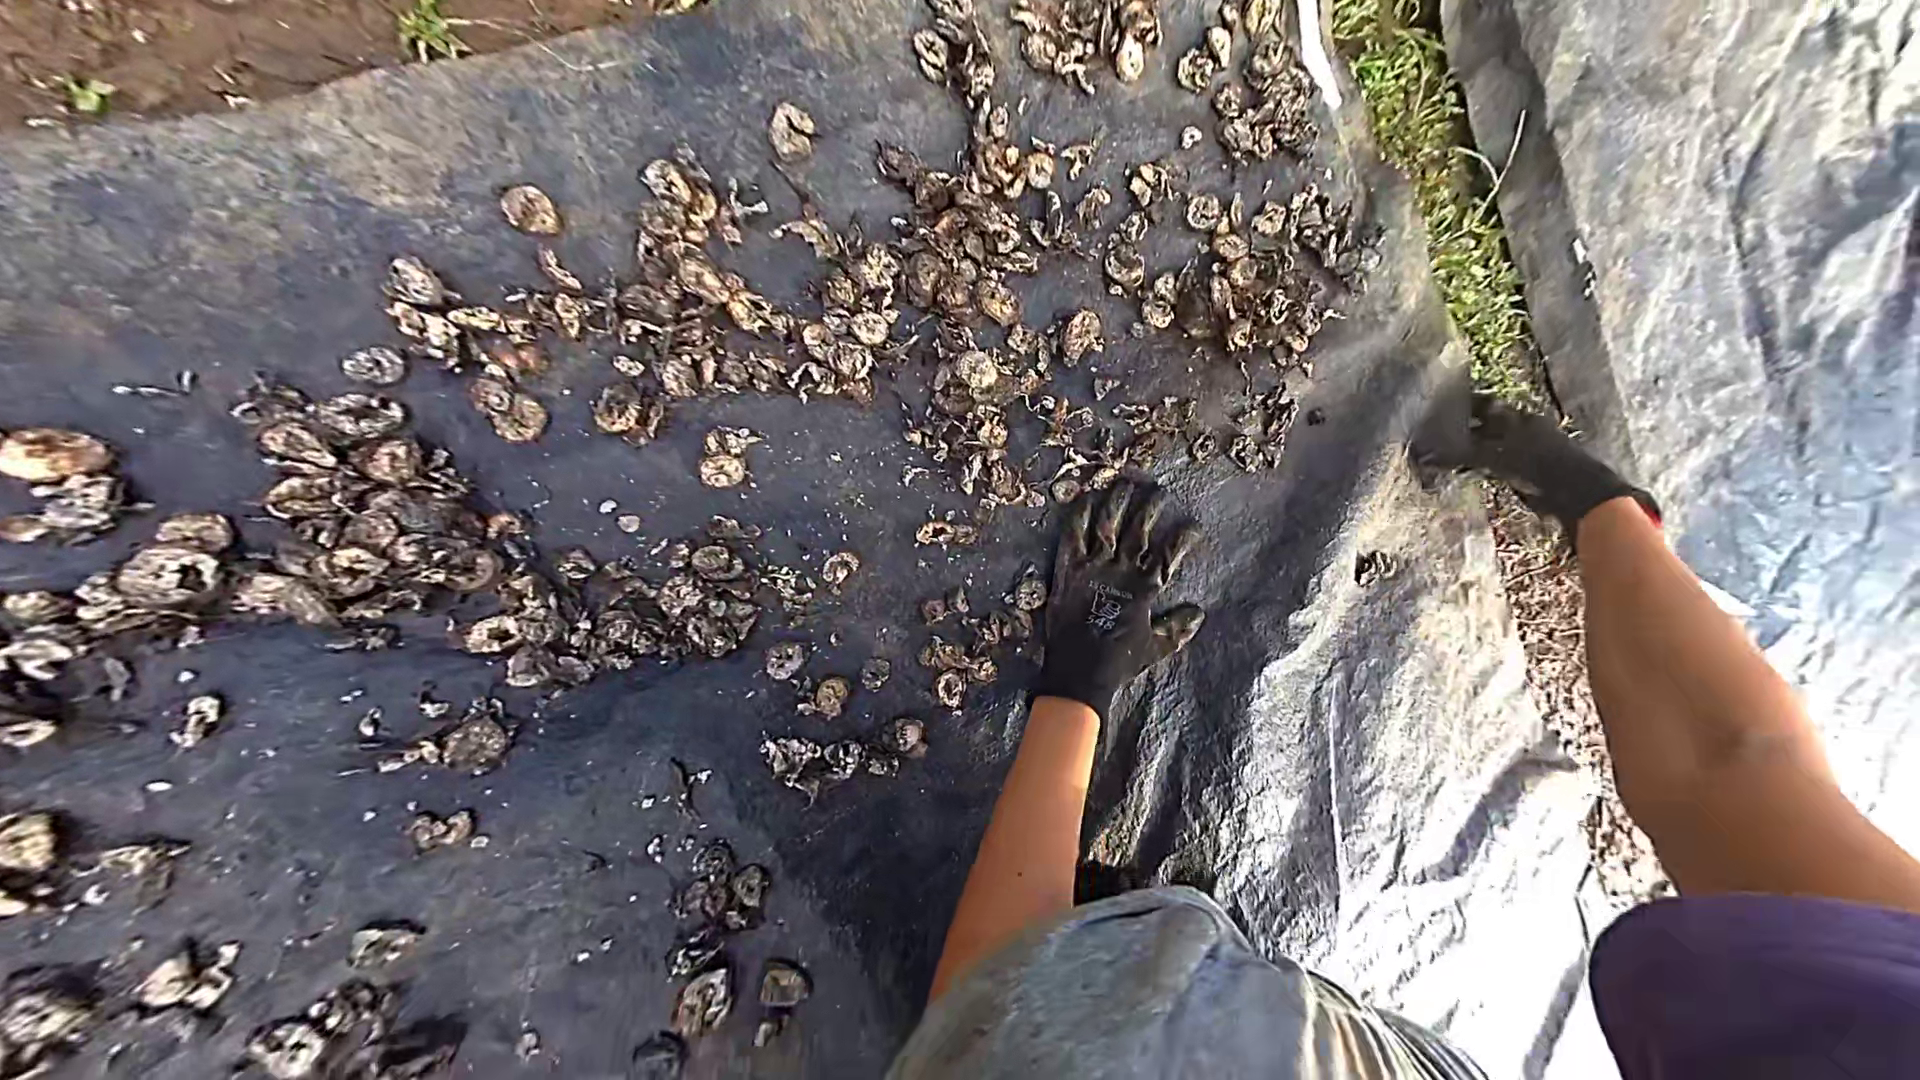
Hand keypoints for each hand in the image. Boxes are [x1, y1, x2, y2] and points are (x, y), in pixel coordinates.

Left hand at [1033, 480, 1204, 718]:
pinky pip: (1073, 534)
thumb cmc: (1119, 661)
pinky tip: (1086, 498)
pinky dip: (1080, 514)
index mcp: (1145, 587)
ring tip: (1125, 483)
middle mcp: (1121, 569)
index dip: (1182, 537)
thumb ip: (1177, 628)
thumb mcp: (1156, 647)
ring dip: (1118, 501)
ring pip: (1108, 523)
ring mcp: (1093, 566)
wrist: (1079, 670)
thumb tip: (1198, 613)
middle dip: (1150, 507)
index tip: (1193, 525)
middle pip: (1138, 529)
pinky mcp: (1068, 568)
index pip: (1169, 553)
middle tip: (1158, 490)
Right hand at [1415, 391, 1659, 537]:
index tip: (1439, 409)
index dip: (1462, 405)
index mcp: (1516, 417)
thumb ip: (1457, 456)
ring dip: (1472, 448)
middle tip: (1437, 434)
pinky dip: (1481, 464)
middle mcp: (1523, 427)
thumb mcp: (1490, 457)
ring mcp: (1528, 446)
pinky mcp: (1529, 466)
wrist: (1574, 491)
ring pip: (1491, 442)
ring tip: (1447, 454)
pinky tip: (1468, 471)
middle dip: (1464, 428)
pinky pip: (1497, 460)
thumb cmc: (1534, 464)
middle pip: (1487, 423)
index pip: (1483, 404)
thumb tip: (1423, 458)